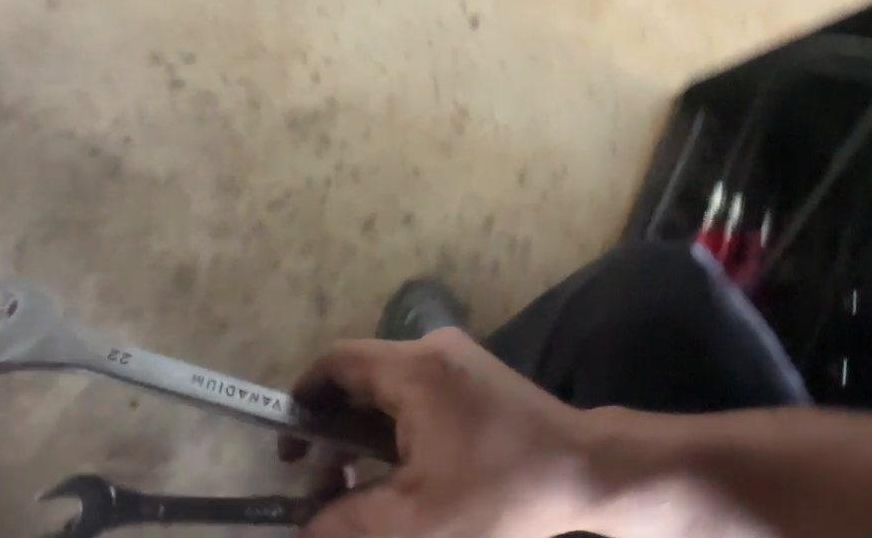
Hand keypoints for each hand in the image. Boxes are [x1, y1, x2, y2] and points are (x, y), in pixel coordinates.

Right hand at [283, 328, 594, 537]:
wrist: (583, 469)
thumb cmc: (500, 492)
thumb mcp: (416, 522)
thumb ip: (346, 524)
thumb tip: (303, 527)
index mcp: (416, 370)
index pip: (337, 362)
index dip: (301, 399)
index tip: (288, 451)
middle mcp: (435, 351)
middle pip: (362, 378)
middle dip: (332, 431)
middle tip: (319, 488)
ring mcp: (459, 361)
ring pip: (390, 391)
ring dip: (364, 437)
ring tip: (355, 493)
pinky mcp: (476, 378)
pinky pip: (418, 396)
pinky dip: (396, 431)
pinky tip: (399, 478)